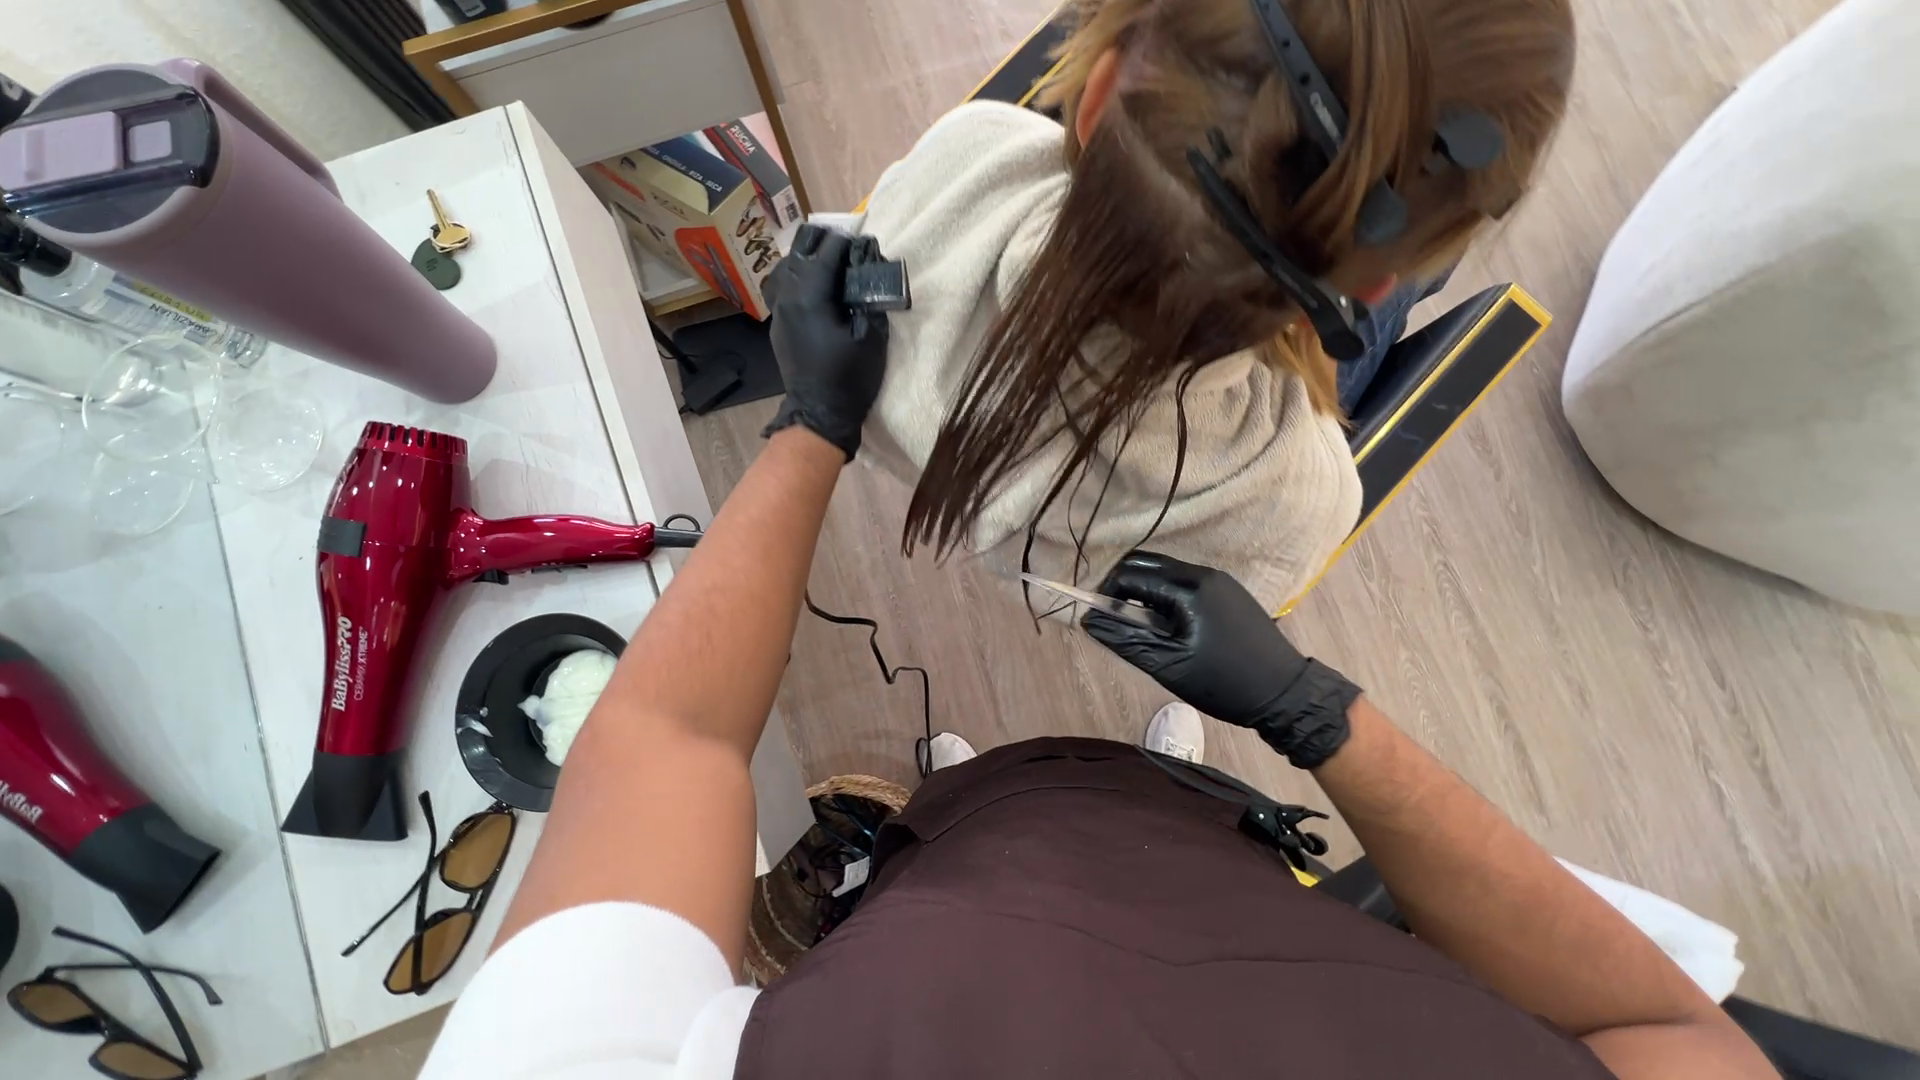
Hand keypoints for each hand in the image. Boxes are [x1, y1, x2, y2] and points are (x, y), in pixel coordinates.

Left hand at [760, 224, 889, 460]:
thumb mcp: (872, 338)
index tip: (861, 239)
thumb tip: (870, 274)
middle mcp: (789, 297)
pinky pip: (783, 289)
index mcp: (811, 297)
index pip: (826, 254)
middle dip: (821, 243)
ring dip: (806, 260)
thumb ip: (870, 299)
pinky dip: (797, 278)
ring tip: (826, 262)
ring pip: (786, 269)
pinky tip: (813, 286)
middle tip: (843, 244)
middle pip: (799, 253)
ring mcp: (779, 312)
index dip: (845, 243)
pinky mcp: (778, 326)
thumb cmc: (850, 378)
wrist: (820, 413)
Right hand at [1081, 551, 1361, 768]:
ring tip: (1143, 629)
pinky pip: (1184, 582)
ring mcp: (1218, 580)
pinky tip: (1170, 628)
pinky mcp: (1228, 591)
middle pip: (1146, 563)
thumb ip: (1124, 639)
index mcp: (1187, 587)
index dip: (1106, 594)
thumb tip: (1088, 620)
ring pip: (1165, 572)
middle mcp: (1202, 573)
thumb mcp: (1166, 666)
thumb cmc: (1222, 682)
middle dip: (1123, 587)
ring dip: (1144, 592)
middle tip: (1117, 622)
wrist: (1286, 694)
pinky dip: (1166, 596)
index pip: (1129, 573)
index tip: (1101, 621)